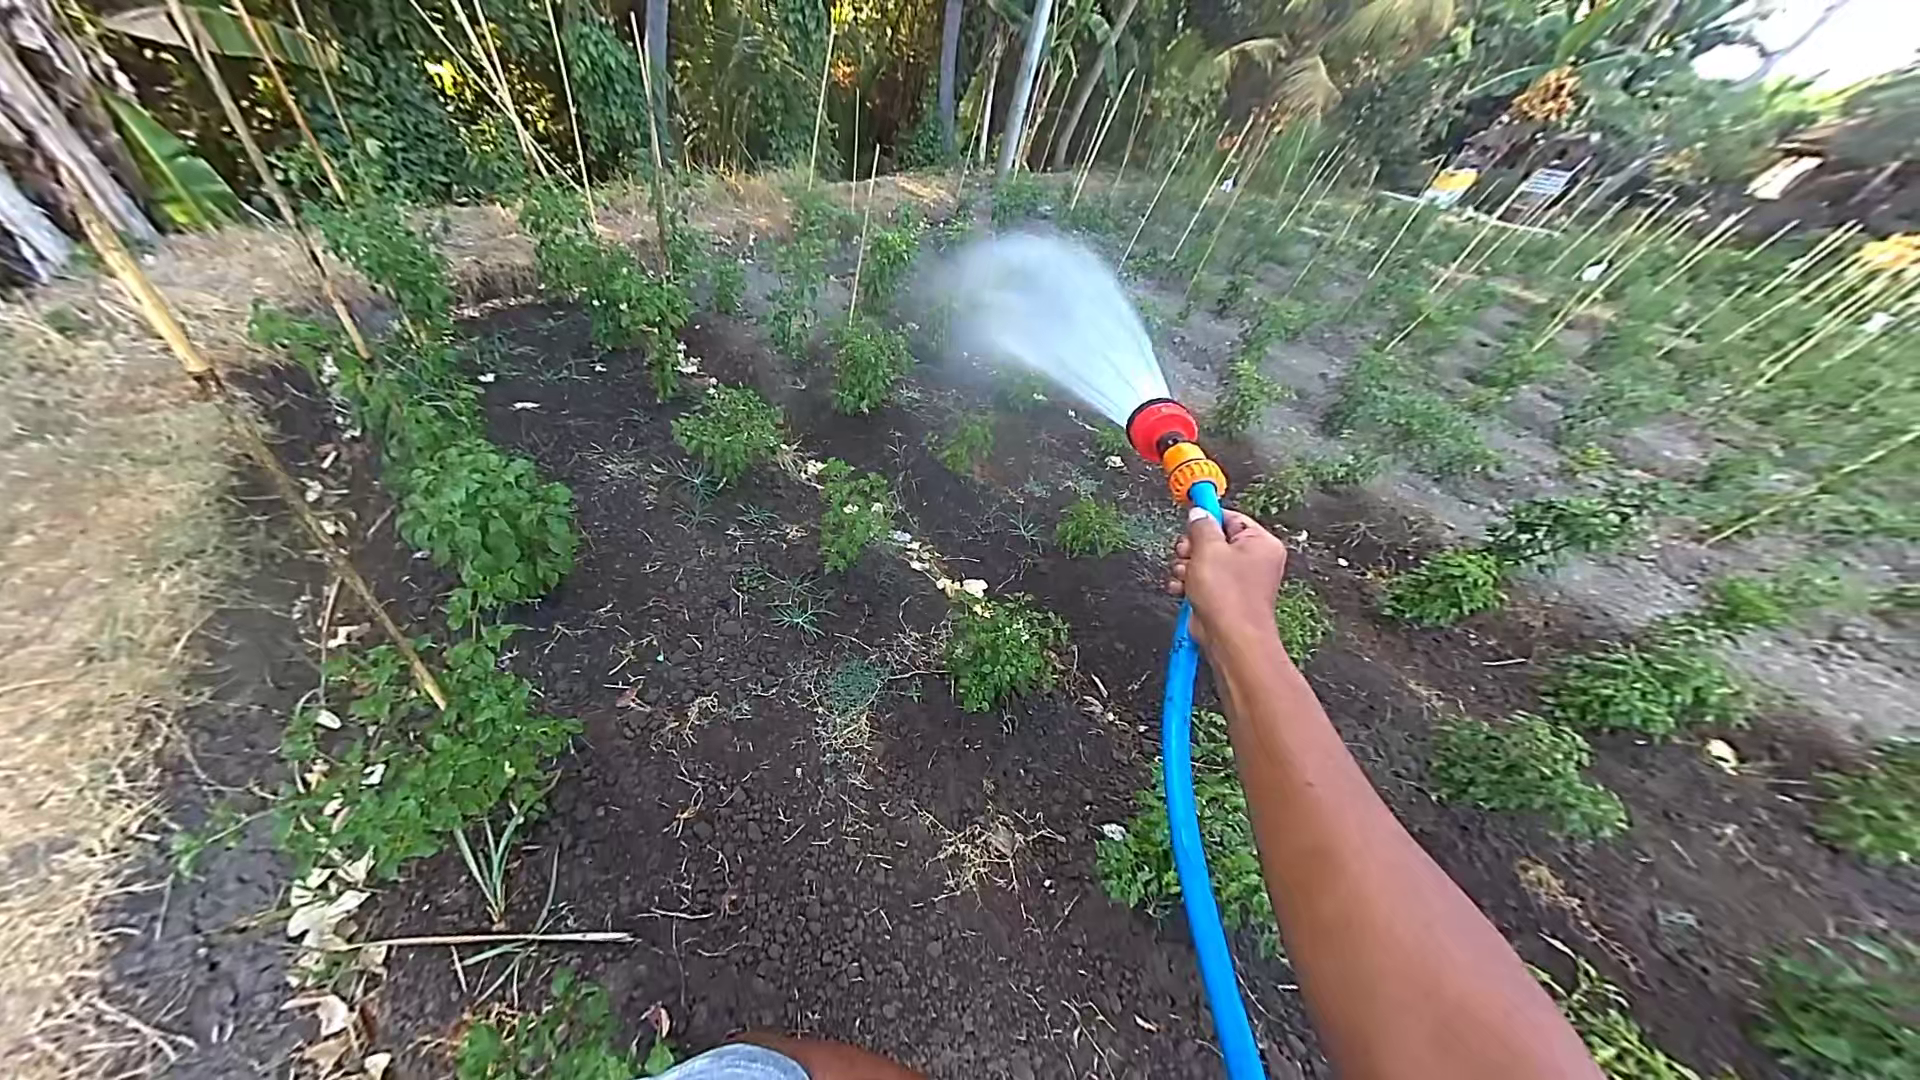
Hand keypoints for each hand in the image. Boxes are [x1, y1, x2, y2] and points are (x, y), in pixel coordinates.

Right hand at [1166, 507, 1287, 650]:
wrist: (1230, 638)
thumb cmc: (1228, 597)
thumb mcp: (1208, 549)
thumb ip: (1201, 526)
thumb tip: (1198, 513)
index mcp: (1260, 543)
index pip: (1230, 517)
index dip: (1207, 518)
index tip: (1190, 517)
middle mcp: (1252, 560)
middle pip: (1212, 539)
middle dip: (1192, 548)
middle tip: (1187, 555)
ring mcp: (1237, 579)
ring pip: (1201, 560)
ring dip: (1186, 567)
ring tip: (1186, 577)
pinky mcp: (1222, 595)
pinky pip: (1200, 580)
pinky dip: (1187, 583)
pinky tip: (1182, 590)